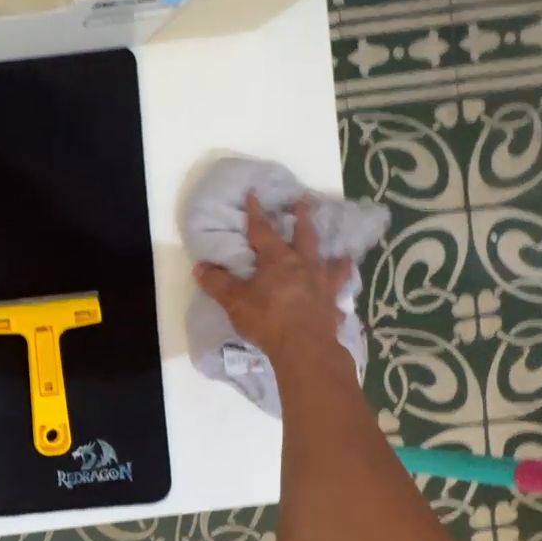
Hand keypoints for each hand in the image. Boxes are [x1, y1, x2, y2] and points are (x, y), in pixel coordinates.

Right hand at [195, 192, 351, 365]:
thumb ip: (218, 282)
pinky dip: (340, 288)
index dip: (256, 213)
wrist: (303, 347)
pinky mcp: (332, 303)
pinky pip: (339, 291)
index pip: (263, 231)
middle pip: (305, 236)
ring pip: (330, 261)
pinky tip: (341, 290)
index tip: (255, 194)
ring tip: (340, 251)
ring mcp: (322, 284)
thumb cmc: (266, 319)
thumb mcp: (234, 301)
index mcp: (278, 261)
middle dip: (303, 217)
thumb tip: (201, 266)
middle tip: (306, 200)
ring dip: (333, 254)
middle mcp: (304, 266)